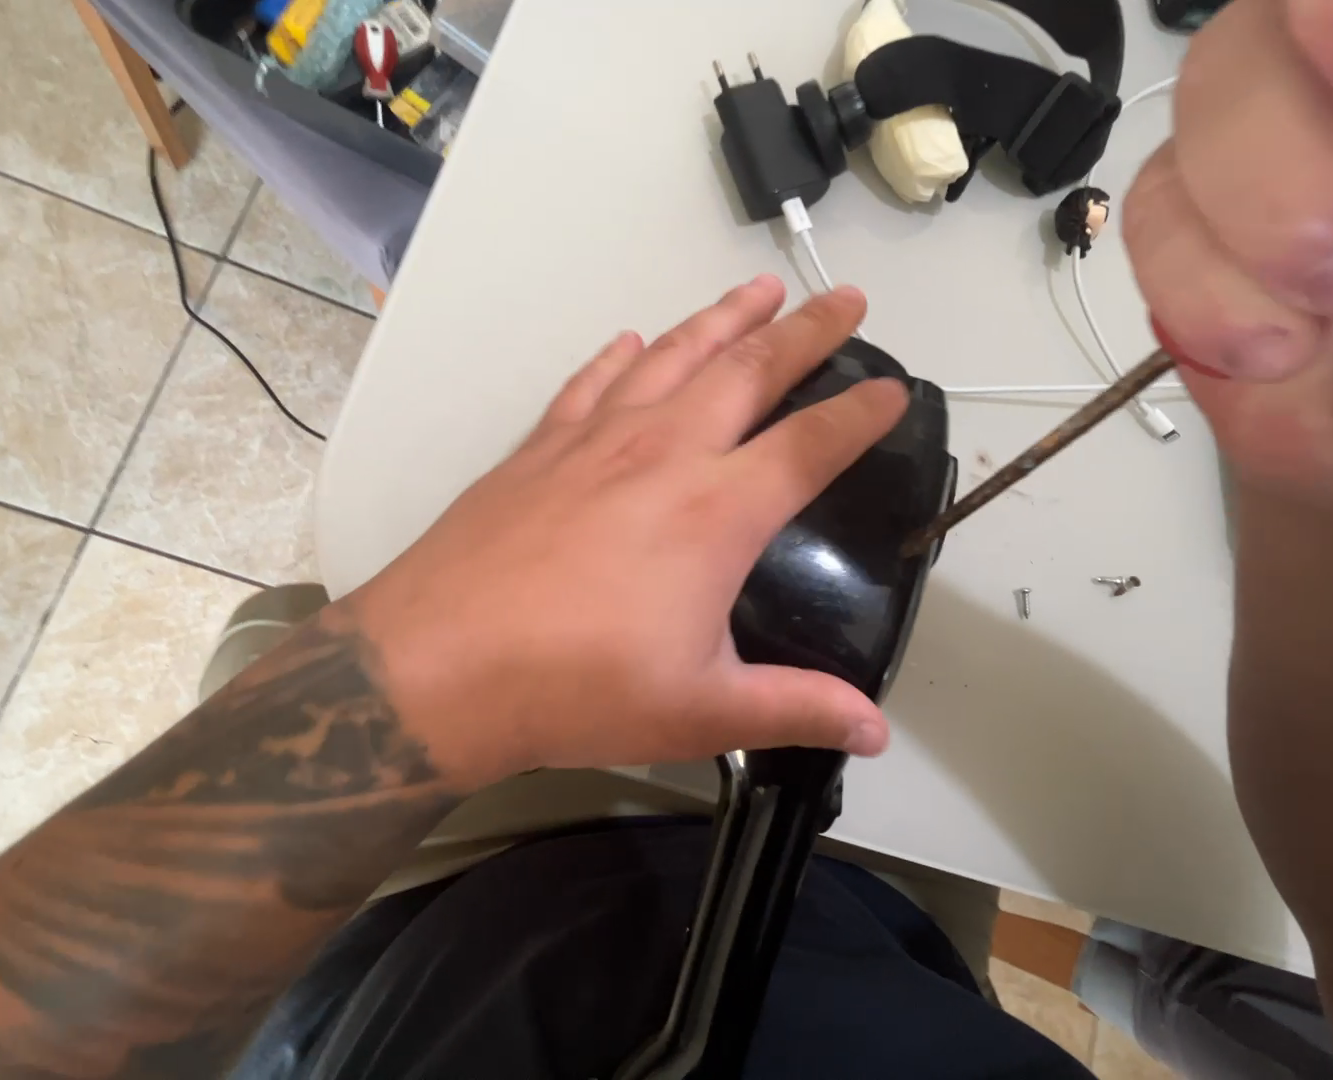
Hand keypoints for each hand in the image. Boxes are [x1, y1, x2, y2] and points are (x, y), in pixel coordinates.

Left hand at [347, 278, 906, 789]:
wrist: (439, 667)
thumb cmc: (575, 689)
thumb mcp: (700, 711)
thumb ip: (796, 710)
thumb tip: (873, 731)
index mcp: (717, 512)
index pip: (812, 444)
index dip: (861, 413)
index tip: (892, 388)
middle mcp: (663, 453)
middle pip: (749, 371)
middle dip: (806, 330)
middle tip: (843, 298)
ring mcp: (594, 441)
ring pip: (674, 357)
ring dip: (722, 319)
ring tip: (758, 291)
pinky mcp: (538, 447)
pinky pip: (590, 383)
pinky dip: (620, 357)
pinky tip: (633, 343)